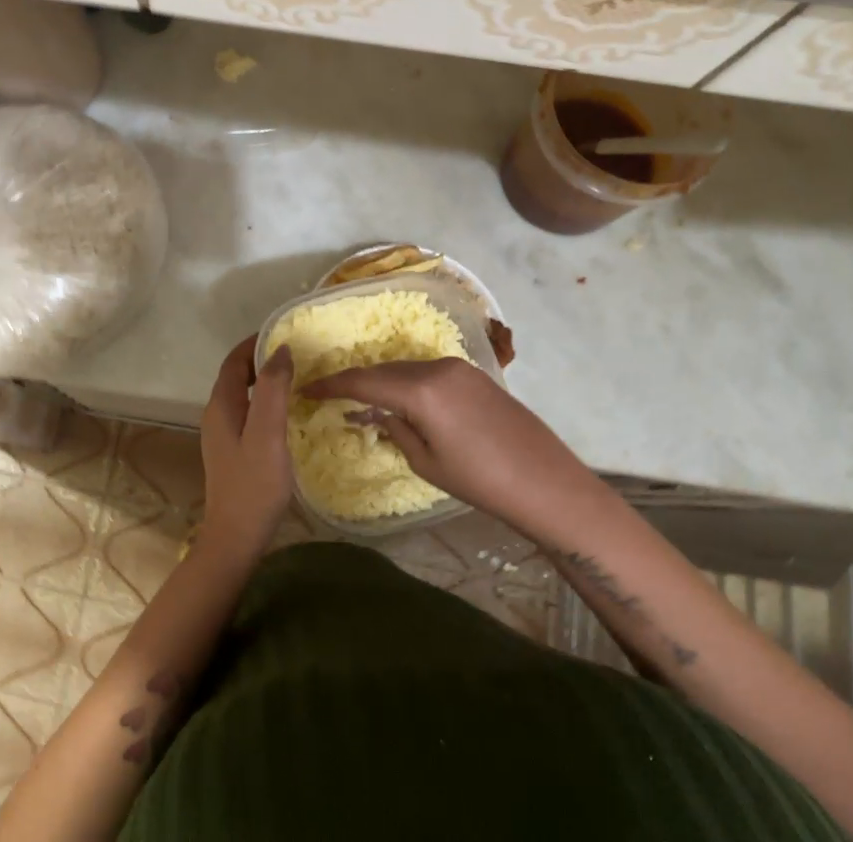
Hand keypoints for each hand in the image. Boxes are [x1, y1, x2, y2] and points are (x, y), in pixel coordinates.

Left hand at [197, 335, 295, 555]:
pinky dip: (265, 405)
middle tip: (298, 355)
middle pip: (236, 376)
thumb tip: (279, 350)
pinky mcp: (232, 453)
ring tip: (298, 379)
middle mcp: (216, 416)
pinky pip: (248, 416)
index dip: (254, 343)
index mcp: (221, 406)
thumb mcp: (267, 433)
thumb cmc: (254, 484)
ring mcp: (223, 436)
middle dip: (262, 361)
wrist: (236, 536)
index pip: (234, 361)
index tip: (284, 333)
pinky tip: (288, 415)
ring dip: (265, 383)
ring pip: (242, 397)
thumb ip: (272, 390)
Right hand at [300, 358, 608, 531]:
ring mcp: (460, 368)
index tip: (306, 390)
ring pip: (406, 370)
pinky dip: (407, 384)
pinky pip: (428, 373)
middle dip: (356, 382)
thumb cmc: (482, 481)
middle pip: (384, 370)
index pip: (363, 381)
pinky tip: (400, 402)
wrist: (547, 483)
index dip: (331, 385)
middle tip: (329, 396)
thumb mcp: (427, 462)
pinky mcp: (476, 376)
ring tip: (362, 402)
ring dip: (383, 382)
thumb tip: (380, 414)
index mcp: (421, 390)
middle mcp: (438, 368)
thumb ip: (396, 430)